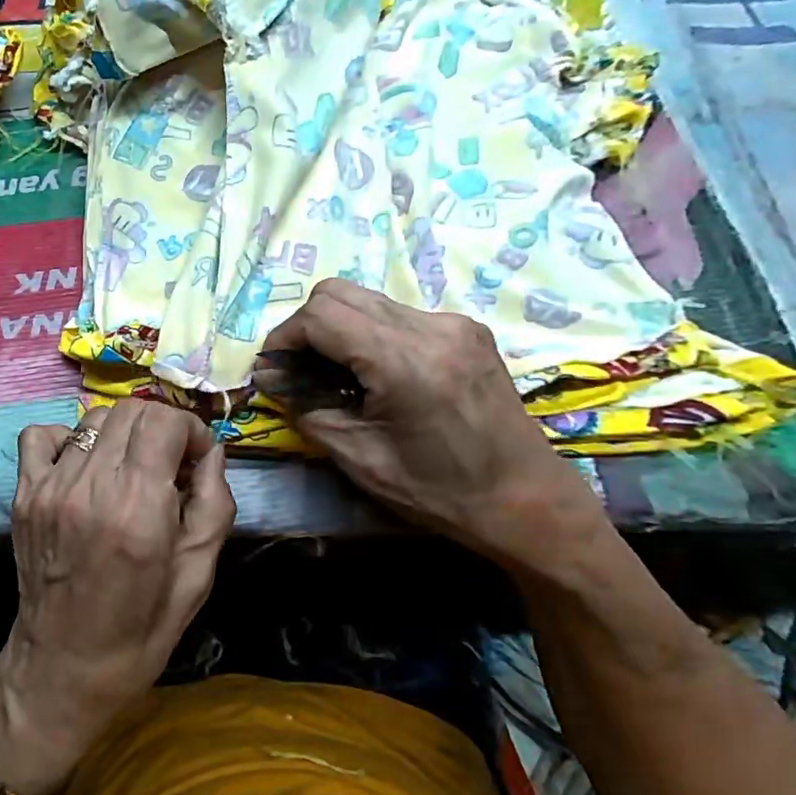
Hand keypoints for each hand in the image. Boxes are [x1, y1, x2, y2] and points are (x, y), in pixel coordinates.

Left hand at [0, 401, 235, 794]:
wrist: (63, 667)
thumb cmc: (140, 631)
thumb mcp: (197, 578)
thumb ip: (213, 506)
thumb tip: (213, 453)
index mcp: (138, 509)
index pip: (163, 421)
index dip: (191, 431)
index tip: (197, 459)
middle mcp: (90, 487)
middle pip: (130, 411)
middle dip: (161, 426)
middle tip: (170, 463)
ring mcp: (50, 487)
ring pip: (92, 418)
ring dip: (122, 433)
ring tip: (130, 468)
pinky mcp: (23, 494)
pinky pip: (40, 435)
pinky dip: (68, 438)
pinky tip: (83, 467)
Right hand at [260, 278, 608, 574]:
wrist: (526, 501)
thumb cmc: (437, 491)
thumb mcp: (357, 456)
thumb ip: (305, 408)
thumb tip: (269, 376)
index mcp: (406, 363)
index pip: (321, 315)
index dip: (283, 337)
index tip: (272, 369)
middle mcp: (432, 328)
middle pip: (338, 292)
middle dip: (305, 326)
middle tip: (296, 367)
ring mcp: (453, 324)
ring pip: (365, 298)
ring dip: (335, 327)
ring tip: (331, 371)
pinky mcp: (465, 329)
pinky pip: (395, 313)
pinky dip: (366, 332)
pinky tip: (371, 370)